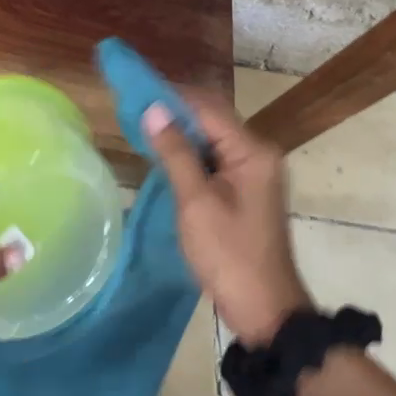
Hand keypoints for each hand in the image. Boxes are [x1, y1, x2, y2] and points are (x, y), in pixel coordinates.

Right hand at [145, 92, 312, 345]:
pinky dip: (187, 150)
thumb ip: (175, 153)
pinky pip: (212, 155)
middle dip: (172, 108)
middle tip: (131, 104)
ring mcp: (252, 171)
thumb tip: (153, 109)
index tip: (133, 86)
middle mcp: (257, 153)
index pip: (207, 107)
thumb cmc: (228, 254)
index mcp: (252, 152)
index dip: (169, 94)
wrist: (265, 309)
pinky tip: (160, 152)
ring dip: (178, 129)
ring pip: (210, 136)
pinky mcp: (244, 188)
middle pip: (211, 116)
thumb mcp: (195, 202)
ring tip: (138, 123)